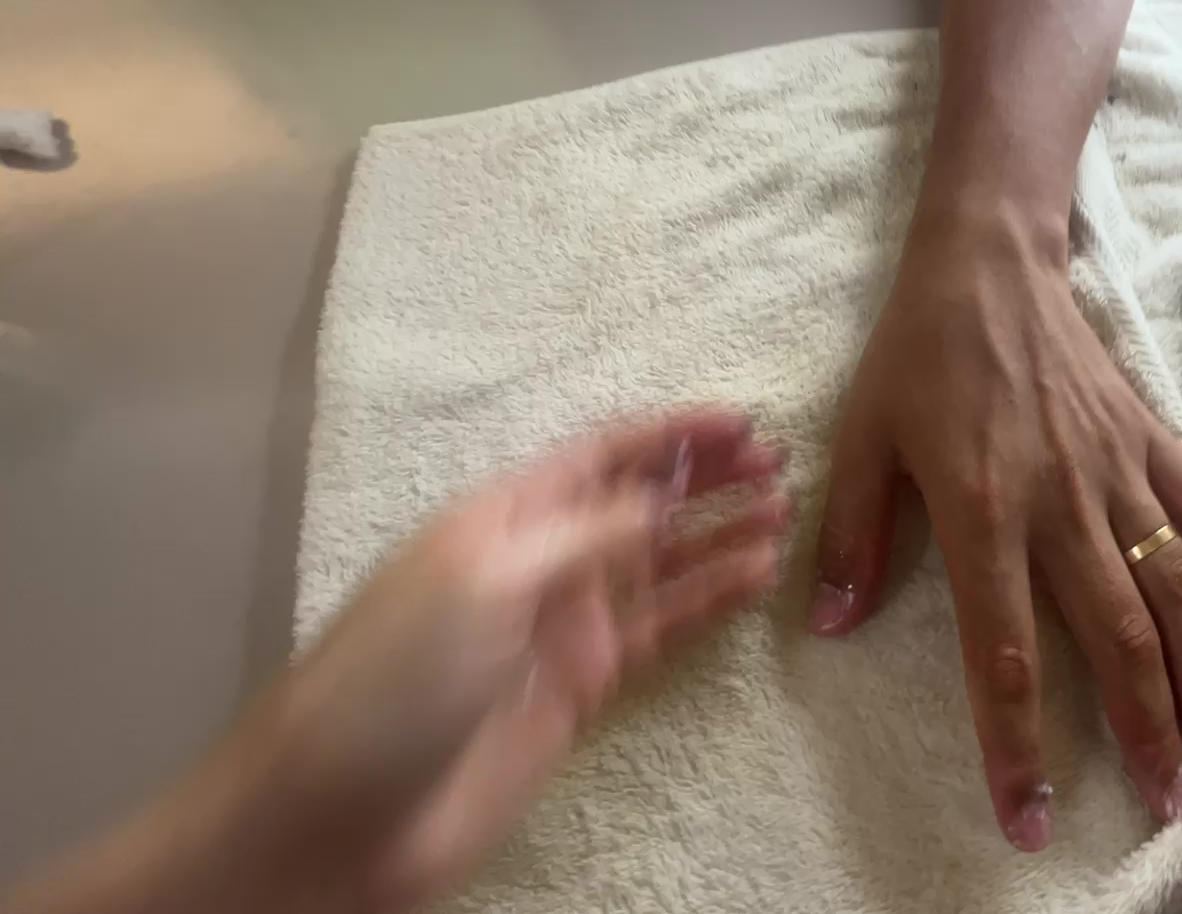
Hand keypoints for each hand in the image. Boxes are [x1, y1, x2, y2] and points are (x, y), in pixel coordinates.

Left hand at [225, 413, 788, 909]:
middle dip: (710, 474)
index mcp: (514, 512)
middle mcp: (553, 553)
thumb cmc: (398, 675)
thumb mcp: (488, 578)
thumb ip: (587, 531)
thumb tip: (665, 496)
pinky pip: (670, 621)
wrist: (337, 823)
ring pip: (669, 557)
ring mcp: (577, 615)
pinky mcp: (596, 672)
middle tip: (776, 461)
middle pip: (647, 498)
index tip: (738, 420)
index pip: (608, 451)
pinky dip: (716, 595)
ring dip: (725, 531)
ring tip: (782, 511)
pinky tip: (759, 574)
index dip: (674, 430)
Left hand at [814, 212, 1181, 851]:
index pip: (1004, 652)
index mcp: (982, 512)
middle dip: (1141, 728)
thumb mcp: (862, 437)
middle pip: (1113, 637)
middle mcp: (1061, 503)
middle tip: (1171, 805)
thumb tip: (832, 625)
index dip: (1016, 744)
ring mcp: (1115, 468)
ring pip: (1170, 586)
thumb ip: (852, 534)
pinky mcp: (1147, 433)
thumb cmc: (917, 352)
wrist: (985, 267)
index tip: (1031, 818)